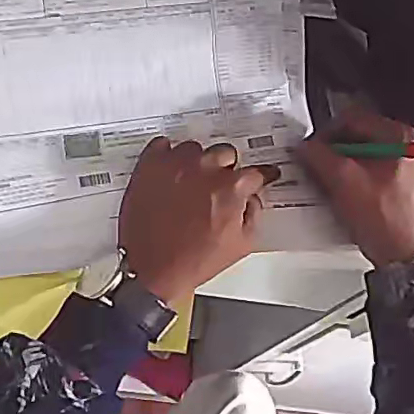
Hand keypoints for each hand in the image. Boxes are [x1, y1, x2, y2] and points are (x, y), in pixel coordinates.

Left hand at [120, 138, 277, 302]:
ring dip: (197, 162)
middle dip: (226, 169)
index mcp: (230, 188)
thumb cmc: (191, 260)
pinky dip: (167, 155)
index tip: (263, 174)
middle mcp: (204, 169)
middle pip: (226, 153)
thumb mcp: (240, 244)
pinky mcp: (150, 166)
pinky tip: (170, 170)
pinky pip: (162, 145)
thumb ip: (254, 214)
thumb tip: (252, 199)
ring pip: (195, 148)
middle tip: (217, 187)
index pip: (256, 171)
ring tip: (190, 183)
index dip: (262, 175)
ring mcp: (175, 165)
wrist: (151, 269)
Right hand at [296, 108, 413, 266]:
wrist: (399, 255)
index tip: (311, 145)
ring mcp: (402, 166)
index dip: (326, 132)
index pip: (353, 119)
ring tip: (323, 177)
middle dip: (331, 149)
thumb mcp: (343, 181)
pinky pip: (365, 170)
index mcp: (400, 138)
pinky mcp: (395, 184)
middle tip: (313, 160)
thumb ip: (319, 156)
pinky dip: (348, 176)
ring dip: (338, 163)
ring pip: (359, 154)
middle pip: (356, 136)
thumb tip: (304, 146)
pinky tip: (337, 190)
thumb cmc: (385, 221)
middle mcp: (405, 148)